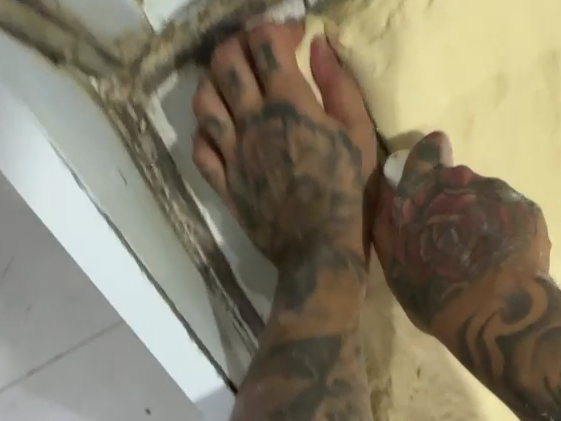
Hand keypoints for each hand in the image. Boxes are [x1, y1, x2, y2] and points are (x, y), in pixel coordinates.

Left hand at [192, 23, 378, 270]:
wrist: (319, 251)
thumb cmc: (347, 193)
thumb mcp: (359, 134)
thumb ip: (339, 85)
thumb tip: (318, 45)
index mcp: (289, 104)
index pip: (264, 42)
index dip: (276, 28)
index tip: (293, 37)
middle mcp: (252, 122)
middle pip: (225, 62)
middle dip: (239, 45)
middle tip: (256, 55)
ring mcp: (233, 154)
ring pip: (204, 101)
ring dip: (215, 83)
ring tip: (232, 88)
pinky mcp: (224, 184)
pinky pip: (200, 148)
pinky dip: (206, 133)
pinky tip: (221, 132)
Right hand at [372, 132, 550, 340]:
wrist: (495, 311)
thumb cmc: (435, 294)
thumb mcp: (396, 267)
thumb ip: (387, 226)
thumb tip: (385, 194)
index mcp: (422, 191)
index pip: (423, 154)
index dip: (426, 161)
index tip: (430, 175)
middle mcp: (461, 180)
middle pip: (457, 181)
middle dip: (454, 201)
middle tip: (453, 240)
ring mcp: (498, 191)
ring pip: (485, 197)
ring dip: (480, 218)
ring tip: (480, 256)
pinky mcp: (527, 209)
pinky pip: (511, 214)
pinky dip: (505, 231)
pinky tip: (503, 260)